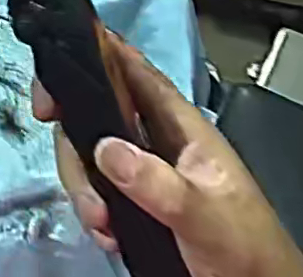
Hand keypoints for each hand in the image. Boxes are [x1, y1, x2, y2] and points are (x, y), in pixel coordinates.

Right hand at [34, 39, 302, 276]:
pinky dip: (89, 204)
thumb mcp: (207, 217)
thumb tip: (105, 148)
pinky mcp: (131, 197)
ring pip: (87, 148)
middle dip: (73, 132)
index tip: (54, 67)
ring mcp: (140, 165)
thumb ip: (158, 182)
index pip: (127, 65)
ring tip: (99, 222)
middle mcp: (151, 134)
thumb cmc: (249, 252)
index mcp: (175, 119)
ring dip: (81, 181)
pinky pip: (93, 183)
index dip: (90, 50)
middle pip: (93, 107)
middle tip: (63, 152)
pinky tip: (104, 233)